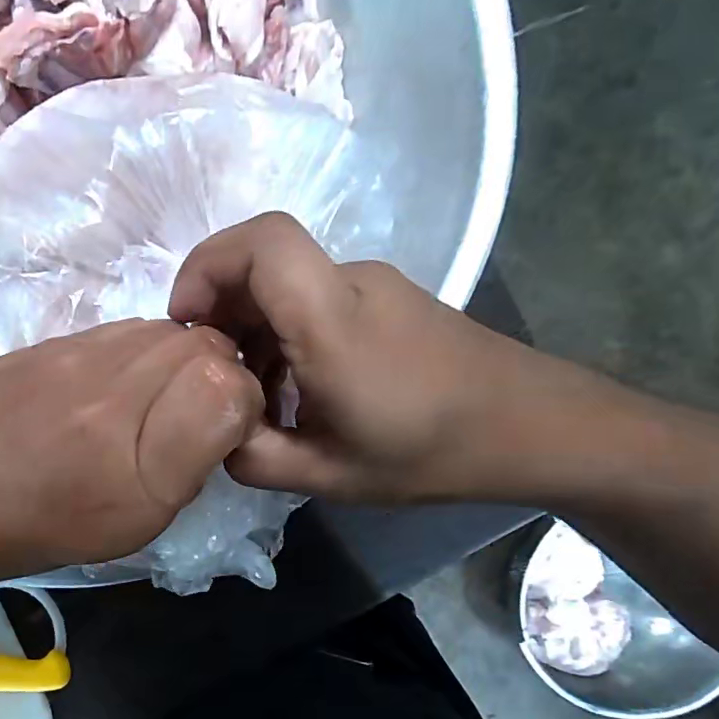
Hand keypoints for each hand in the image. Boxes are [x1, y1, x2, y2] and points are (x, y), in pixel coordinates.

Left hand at [0, 319, 262, 581]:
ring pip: (167, 331)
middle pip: (207, 345)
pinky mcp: (52, 338)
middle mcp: (112, 383)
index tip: (223, 434)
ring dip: (178, 362)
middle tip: (191, 417)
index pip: (231, 384)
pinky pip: (122, 331)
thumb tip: (224, 409)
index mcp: (137, 447)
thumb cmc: (45, 527)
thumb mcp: (136, 522)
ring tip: (152, 402)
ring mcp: (78, 349)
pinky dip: (138, 355)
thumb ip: (191, 460)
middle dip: (218, 377)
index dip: (243, 406)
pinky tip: (113, 388)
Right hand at [169, 212, 640, 503]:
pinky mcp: (388, 299)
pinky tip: (299, 392)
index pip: (259, 242)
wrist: (530, 426)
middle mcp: (350, 283)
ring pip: (287, 283)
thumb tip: (216, 433)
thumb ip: (254, 458)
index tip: (187, 324)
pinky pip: (317, 299)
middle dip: (220, 309)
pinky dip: (288, 334)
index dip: (205, 267)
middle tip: (214, 376)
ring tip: (259, 400)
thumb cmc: (431, 452)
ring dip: (255, 329)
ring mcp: (374, 286)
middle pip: (262, 258)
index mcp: (330, 319)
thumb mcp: (329, 475)